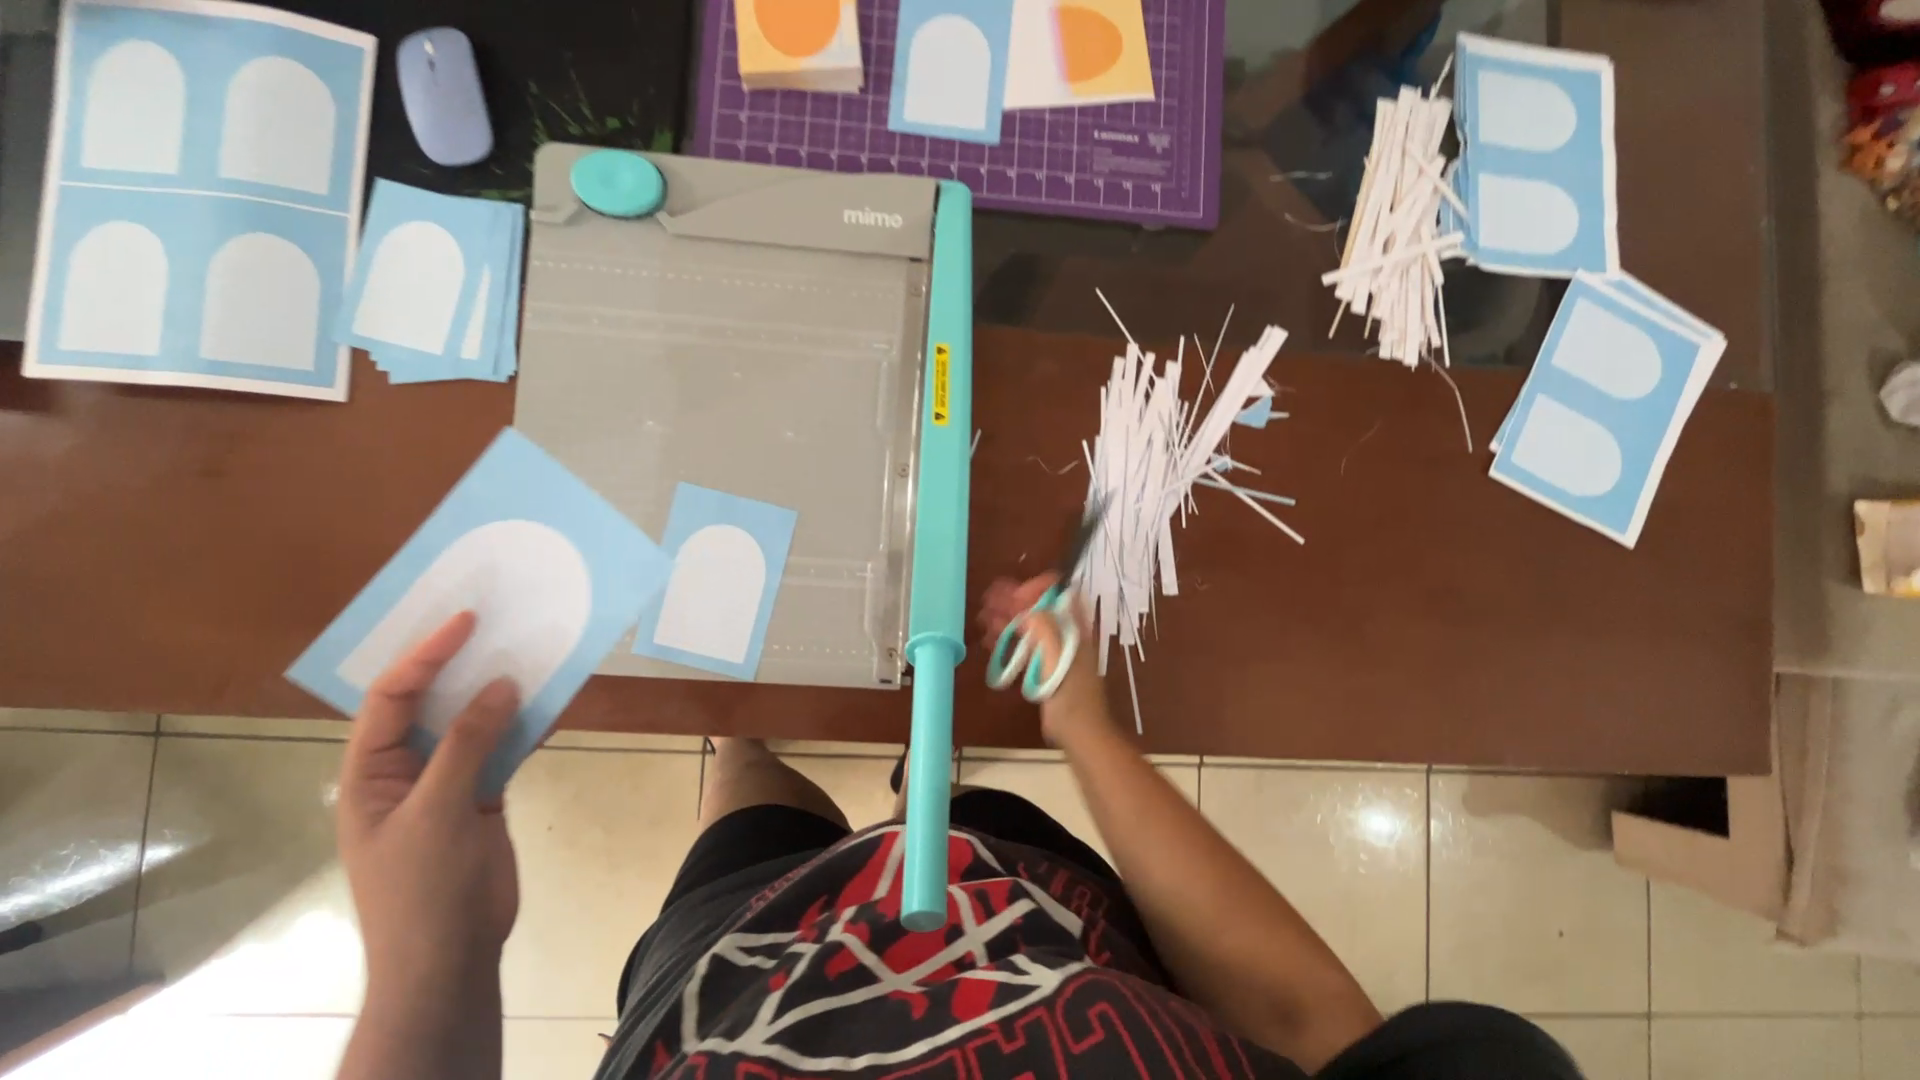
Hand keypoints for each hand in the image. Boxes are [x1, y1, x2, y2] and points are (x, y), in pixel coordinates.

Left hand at [336, 611, 521, 987]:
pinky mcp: (484, 796)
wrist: (449, 956)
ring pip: (475, 723)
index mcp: (369, 771)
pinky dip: (528, 726)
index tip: (465, 622)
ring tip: (533, 652)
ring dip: (502, 692)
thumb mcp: (435, 812)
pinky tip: (554, 704)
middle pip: (434, 703)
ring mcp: (447, 782)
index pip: (392, 698)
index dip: (424, 656)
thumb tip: (503, 684)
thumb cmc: (421, 888)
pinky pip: (505, 749)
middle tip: (498, 623)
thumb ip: (468, 745)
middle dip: (462, 665)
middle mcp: (405, 768)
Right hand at [976, 574, 1112, 744]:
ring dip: (1007, 617)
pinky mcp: (1045, 665)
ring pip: (1030, 624)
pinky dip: (1009, 637)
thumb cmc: (1073, 701)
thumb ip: (1046, 633)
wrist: (1081, 735)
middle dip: (1015, 600)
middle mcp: (1066, 634)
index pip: (1060, 593)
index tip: (1015, 597)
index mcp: (1075, 629)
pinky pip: (1026, 643)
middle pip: (1040, 606)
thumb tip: (1031, 607)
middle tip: (988, 601)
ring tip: (983, 617)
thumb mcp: (1059, 663)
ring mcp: (1056, 649)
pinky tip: (990, 638)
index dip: (1038, 589)